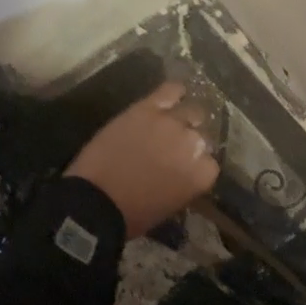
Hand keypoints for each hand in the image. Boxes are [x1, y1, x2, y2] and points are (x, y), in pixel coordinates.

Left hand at [65, 80, 218, 237]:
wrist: (95, 201)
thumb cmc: (132, 213)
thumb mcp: (170, 206)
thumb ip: (186, 183)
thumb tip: (185, 171)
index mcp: (201, 174)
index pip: (210, 163)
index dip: (196, 165)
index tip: (184, 168)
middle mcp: (193, 144)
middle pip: (202, 135)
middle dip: (191, 142)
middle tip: (174, 147)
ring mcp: (171, 123)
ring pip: (191, 111)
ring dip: (185, 118)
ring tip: (173, 122)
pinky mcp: (147, 109)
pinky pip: (170, 90)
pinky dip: (175, 91)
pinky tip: (174, 95)